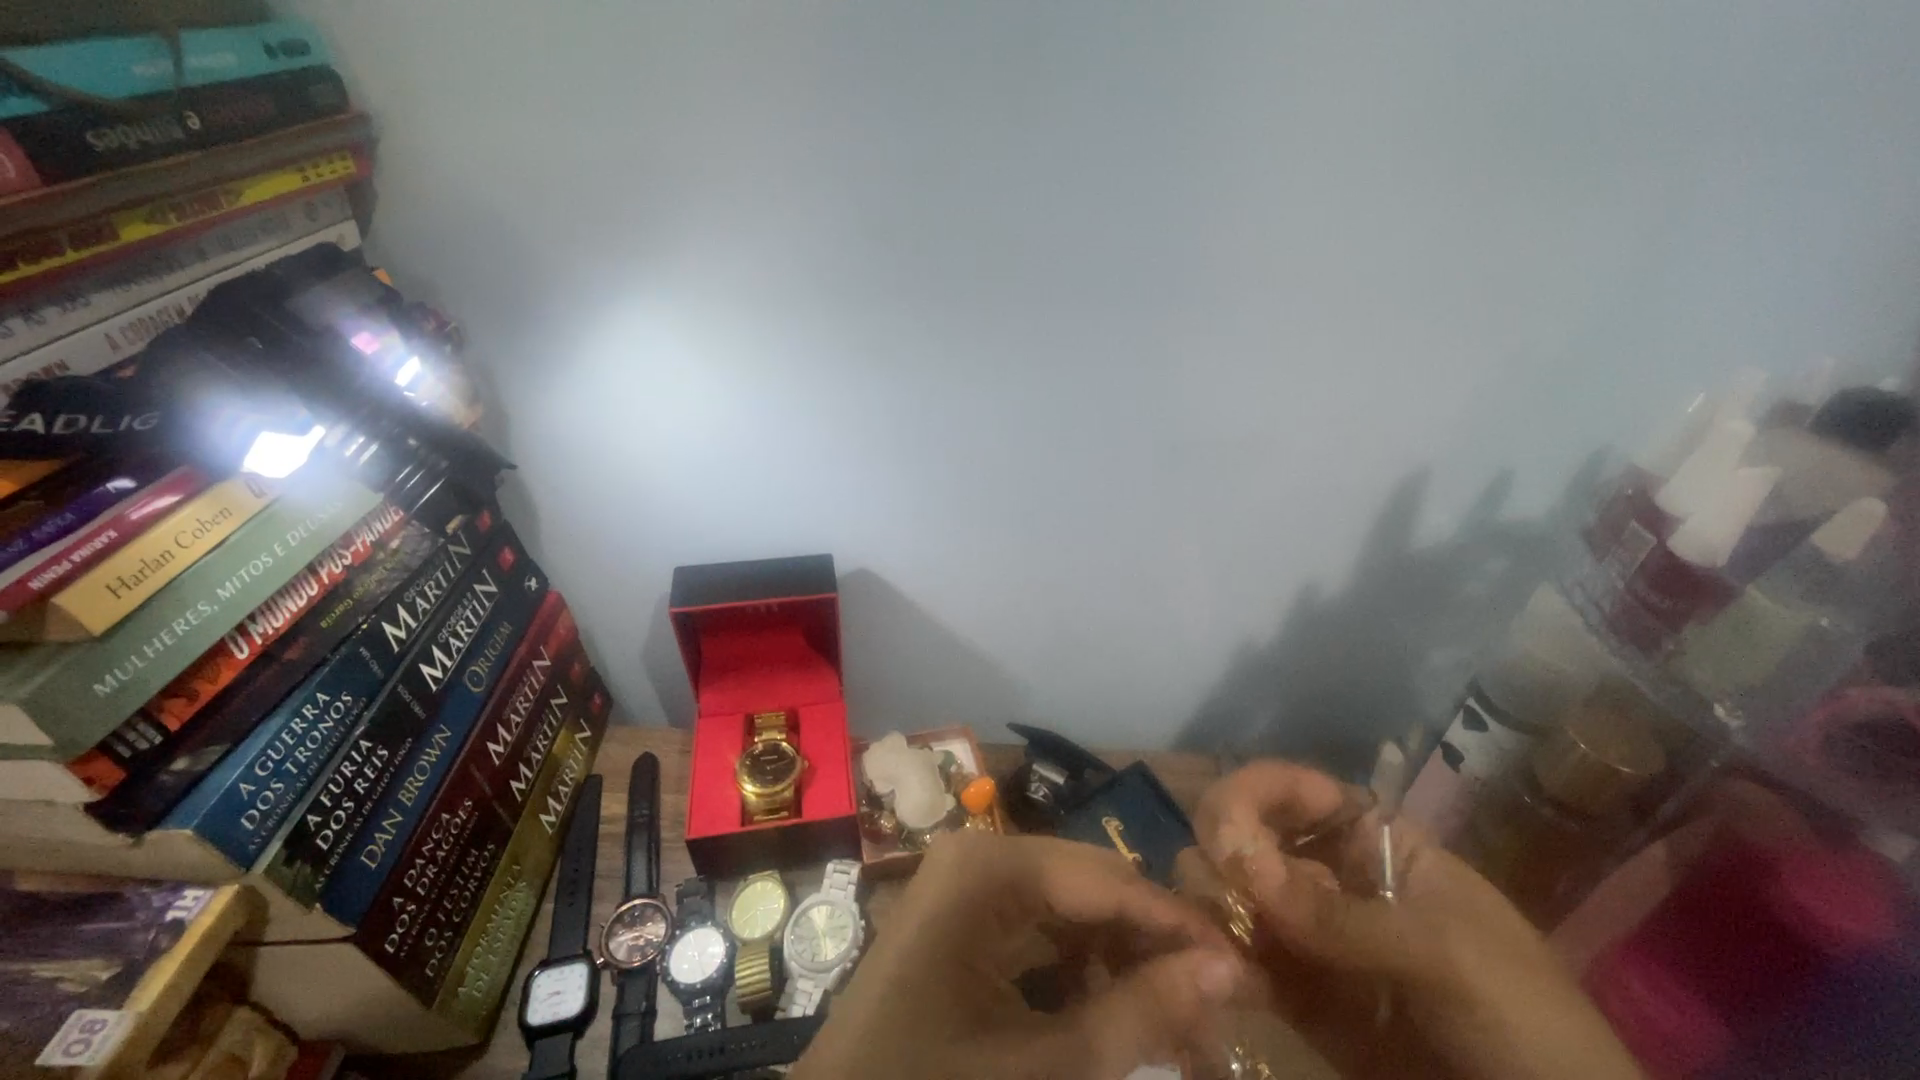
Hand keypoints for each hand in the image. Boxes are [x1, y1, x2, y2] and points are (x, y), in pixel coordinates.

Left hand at [792, 829, 1247, 1079]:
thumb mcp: (1048, 1064)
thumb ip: (1142, 1012)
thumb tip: (1230, 968)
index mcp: (988, 868)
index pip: (1111, 880)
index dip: (1182, 927)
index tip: (1249, 976)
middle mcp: (978, 857)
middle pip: (1094, 889)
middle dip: (1156, 950)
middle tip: (1218, 1016)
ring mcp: (965, 887)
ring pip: (1073, 912)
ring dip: (1127, 966)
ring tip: (1181, 1030)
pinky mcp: (961, 921)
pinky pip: (1041, 932)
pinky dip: (1085, 974)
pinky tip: (1121, 1017)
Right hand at [1193, 759, 1644, 1079]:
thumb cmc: (1525, 1019)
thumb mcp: (1446, 958)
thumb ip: (1343, 916)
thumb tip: (1241, 866)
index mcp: (1379, 846)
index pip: (1298, 793)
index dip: (1254, 794)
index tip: (1224, 831)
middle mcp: (1335, 882)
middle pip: (1252, 842)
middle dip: (1220, 859)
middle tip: (1210, 902)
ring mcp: (1316, 944)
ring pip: (1237, 904)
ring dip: (1209, 914)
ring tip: (1202, 946)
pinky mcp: (1303, 1004)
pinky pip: (1246, 970)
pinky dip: (1220, 967)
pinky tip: (1214, 979)